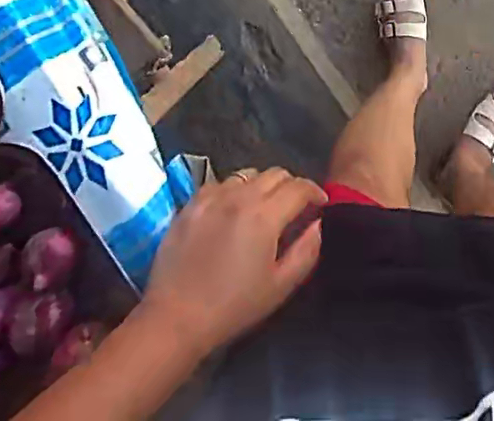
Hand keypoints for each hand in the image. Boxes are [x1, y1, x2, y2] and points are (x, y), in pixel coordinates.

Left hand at [134, 167, 325, 354]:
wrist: (174, 320)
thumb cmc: (232, 307)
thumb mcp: (279, 286)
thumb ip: (307, 251)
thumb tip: (318, 224)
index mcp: (264, 215)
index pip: (299, 187)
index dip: (315, 192)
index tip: (320, 204)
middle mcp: (240, 196)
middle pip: (276, 174)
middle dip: (292, 186)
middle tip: (294, 208)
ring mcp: (212, 197)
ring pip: (248, 174)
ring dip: (263, 185)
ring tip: (262, 207)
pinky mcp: (191, 204)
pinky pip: (220, 183)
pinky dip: (233, 190)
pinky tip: (231, 209)